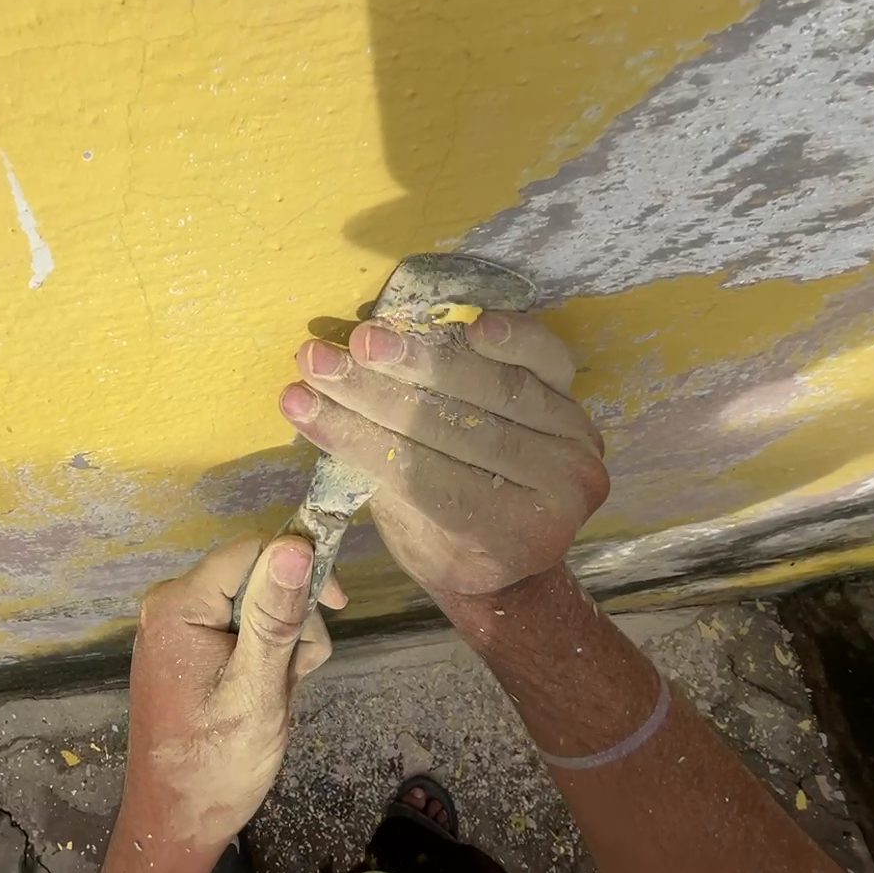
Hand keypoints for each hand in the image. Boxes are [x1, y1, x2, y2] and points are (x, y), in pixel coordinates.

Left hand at [104, 537, 345, 872]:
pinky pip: (242, 627)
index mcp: (179, 603)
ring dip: (283, 643)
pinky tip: (268, 691)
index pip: (251, 549)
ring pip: (256, 603)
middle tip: (296, 671)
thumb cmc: (215, 764)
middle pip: (255, 576)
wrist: (175, 821)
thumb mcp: (256, 689)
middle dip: (290, 619)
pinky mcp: (190, 644)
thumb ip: (275, 616)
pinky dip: (266, 654)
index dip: (299, 565)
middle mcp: (173, 602)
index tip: (338, 602)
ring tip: (279, 692)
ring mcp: (180, 624)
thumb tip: (295, 544)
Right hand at [279, 310, 607, 597]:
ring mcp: (574, 440)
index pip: (419, 474)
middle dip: (374, 390)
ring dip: (418, 357)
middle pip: (453, 426)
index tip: (297, 401)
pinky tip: (468, 322)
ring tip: (363, 338)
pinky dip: (509, 336)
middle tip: (320, 361)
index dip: (354, 436)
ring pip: (493, 386)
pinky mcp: (576, 399)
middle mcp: (557, 490)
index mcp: (509, 537)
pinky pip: (546, 357)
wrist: (518, 551)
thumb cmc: (447, 546)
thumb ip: (375, 472)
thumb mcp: (406, 533)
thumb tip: (312, 404)